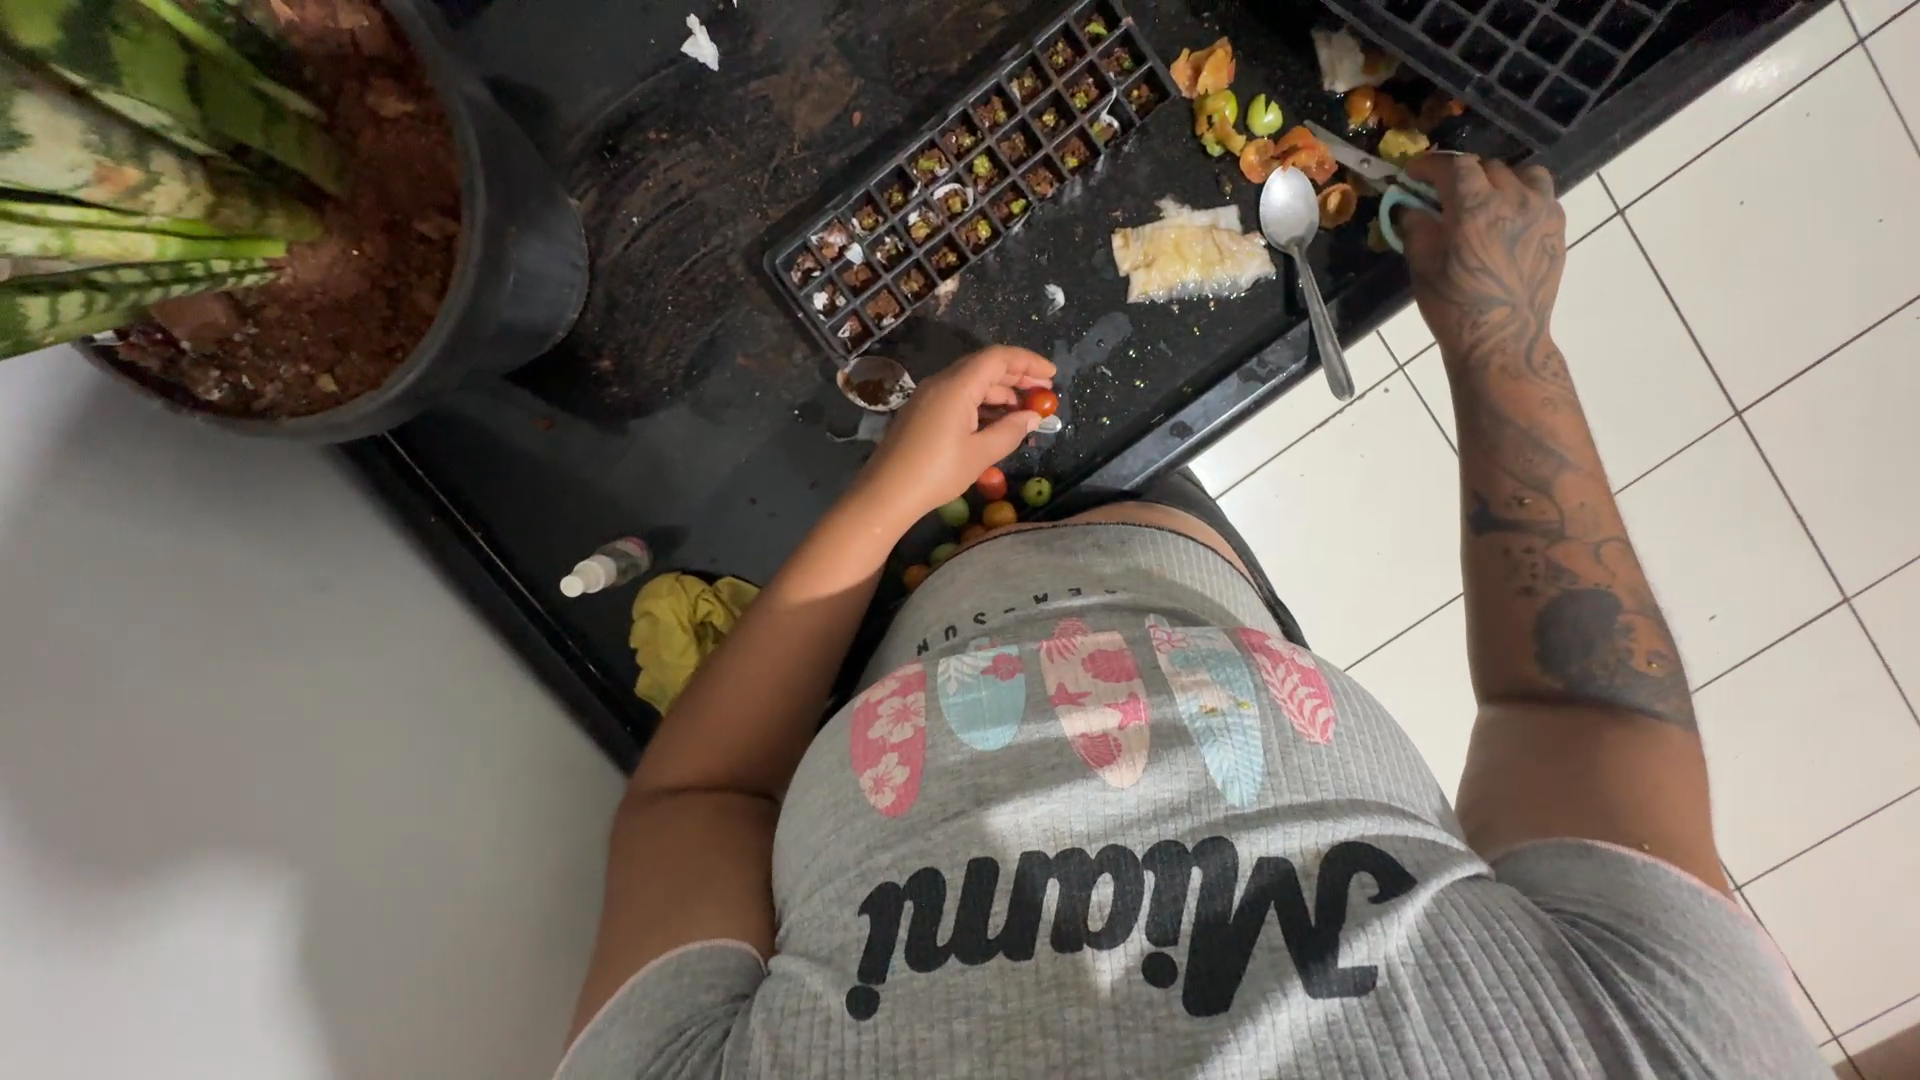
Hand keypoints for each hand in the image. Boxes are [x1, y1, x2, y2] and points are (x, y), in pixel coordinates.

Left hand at [849, 345, 1055, 528]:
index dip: (1027, 363)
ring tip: (1024, 414)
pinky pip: (957, 397)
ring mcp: (928, 397)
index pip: (998, 358)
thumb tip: (1032, 418)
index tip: (1051, 376)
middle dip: (1017, 378)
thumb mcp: (980, 455)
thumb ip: (1010, 431)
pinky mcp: (921, 412)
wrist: (885, 494)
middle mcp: (940, 383)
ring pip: (970, 384)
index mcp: (956, 386)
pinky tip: (995, 424)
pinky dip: (980, 405)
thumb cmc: (936, 473)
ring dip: (999, 394)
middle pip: (984, 367)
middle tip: (1043, 395)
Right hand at [1397, 154, 1566, 364]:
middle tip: (1441, 192)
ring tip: (1480, 199)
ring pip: (1519, 173)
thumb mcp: (1423, 269)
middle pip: (1486, 167)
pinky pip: (1539, 193)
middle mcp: (1513, 199)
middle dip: (1459, 174)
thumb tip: (1410, 208)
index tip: (1413, 173)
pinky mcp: (1557, 224)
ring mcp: (1542, 209)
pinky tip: (1505, 217)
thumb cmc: (1453, 307)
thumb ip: (1417, 230)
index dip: (1430, 165)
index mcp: (1474, 209)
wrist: (1503, 337)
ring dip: (1494, 179)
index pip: (1453, 166)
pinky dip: (1518, 194)